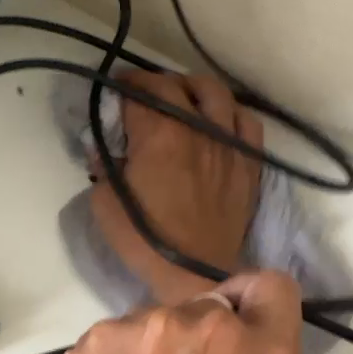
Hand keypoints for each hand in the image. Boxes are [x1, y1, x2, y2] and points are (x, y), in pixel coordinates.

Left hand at [21, 272, 303, 353]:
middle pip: (204, 308)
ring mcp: (148, 323)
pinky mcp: (100, 331)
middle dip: (193, 336)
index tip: (235, 320)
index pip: (272, 288)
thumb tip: (239, 350)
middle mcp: (209, 324)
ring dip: (148, 348)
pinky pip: (113, 338)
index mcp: (262, 353)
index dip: (251, 301)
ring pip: (152, 323)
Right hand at [88, 71, 262, 302]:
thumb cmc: (142, 238)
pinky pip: (245, 119)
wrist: (192, 270)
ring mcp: (228, 141)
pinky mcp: (248, 160)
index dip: (122, 88)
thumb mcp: (105, 202)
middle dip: (151, 83)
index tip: (112, 89)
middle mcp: (196, 127)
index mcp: (157, 135)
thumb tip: (106, 148)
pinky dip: (228, 111)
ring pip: (214, 92)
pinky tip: (217, 118)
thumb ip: (104, 166)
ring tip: (179, 95)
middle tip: (138, 91)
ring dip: (191, 87)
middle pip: (173, 86)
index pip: (137, 94)